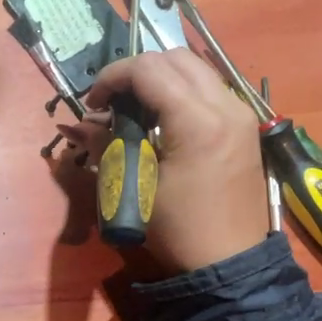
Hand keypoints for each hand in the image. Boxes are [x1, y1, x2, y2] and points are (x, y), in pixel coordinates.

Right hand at [63, 49, 269, 272]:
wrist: (228, 262)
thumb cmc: (176, 230)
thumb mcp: (133, 190)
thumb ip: (106, 147)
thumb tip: (78, 125)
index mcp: (197, 121)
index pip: (149, 70)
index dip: (113, 78)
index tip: (92, 104)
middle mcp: (226, 105)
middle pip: (175, 58)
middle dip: (136, 72)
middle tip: (110, 103)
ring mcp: (241, 113)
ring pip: (195, 68)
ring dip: (158, 79)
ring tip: (132, 111)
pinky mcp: (244, 125)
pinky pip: (208, 88)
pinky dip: (178, 91)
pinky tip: (160, 121)